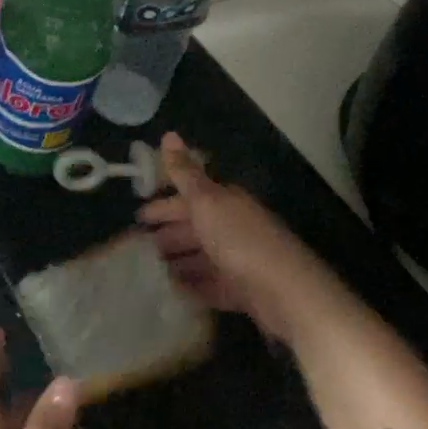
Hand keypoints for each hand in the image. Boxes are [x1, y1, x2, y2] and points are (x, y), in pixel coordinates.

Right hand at [137, 132, 344, 342]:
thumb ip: (184, 173)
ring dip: (178, 262)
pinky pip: (212, 286)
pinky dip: (193, 287)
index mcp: (227, 203)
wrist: (289, 295)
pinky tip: (173, 292)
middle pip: (195, 229)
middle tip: (138, 246)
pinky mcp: (245, 292)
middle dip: (168, 234)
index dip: (163, 206)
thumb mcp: (206, 201)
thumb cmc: (241, 241)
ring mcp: (241, 262)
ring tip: (150, 271)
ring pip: (202, 258)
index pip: (190, 198)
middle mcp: (235, 229)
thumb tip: (168, 133)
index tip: (138, 218)